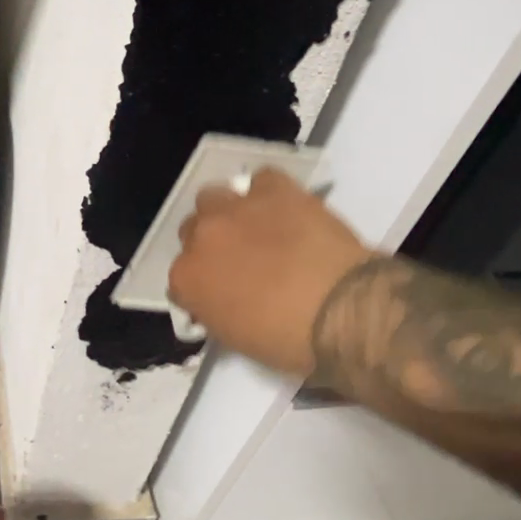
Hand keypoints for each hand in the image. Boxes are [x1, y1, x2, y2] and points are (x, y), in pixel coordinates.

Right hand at [168, 167, 374, 374]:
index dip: (202, 285)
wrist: (339, 310)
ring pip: (213, 197)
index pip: (180, 278)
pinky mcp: (274, 190)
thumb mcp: (236, 337)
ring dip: (228, 212)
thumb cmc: (287, 339)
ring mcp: (234, 209)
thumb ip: (214, 310)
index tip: (221, 294)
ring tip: (255, 228)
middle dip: (210, 244)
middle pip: (191, 231)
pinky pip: (262, 180)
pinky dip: (269, 193)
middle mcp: (200, 237)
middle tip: (239, 260)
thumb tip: (218, 298)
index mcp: (186, 280)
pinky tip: (285, 209)